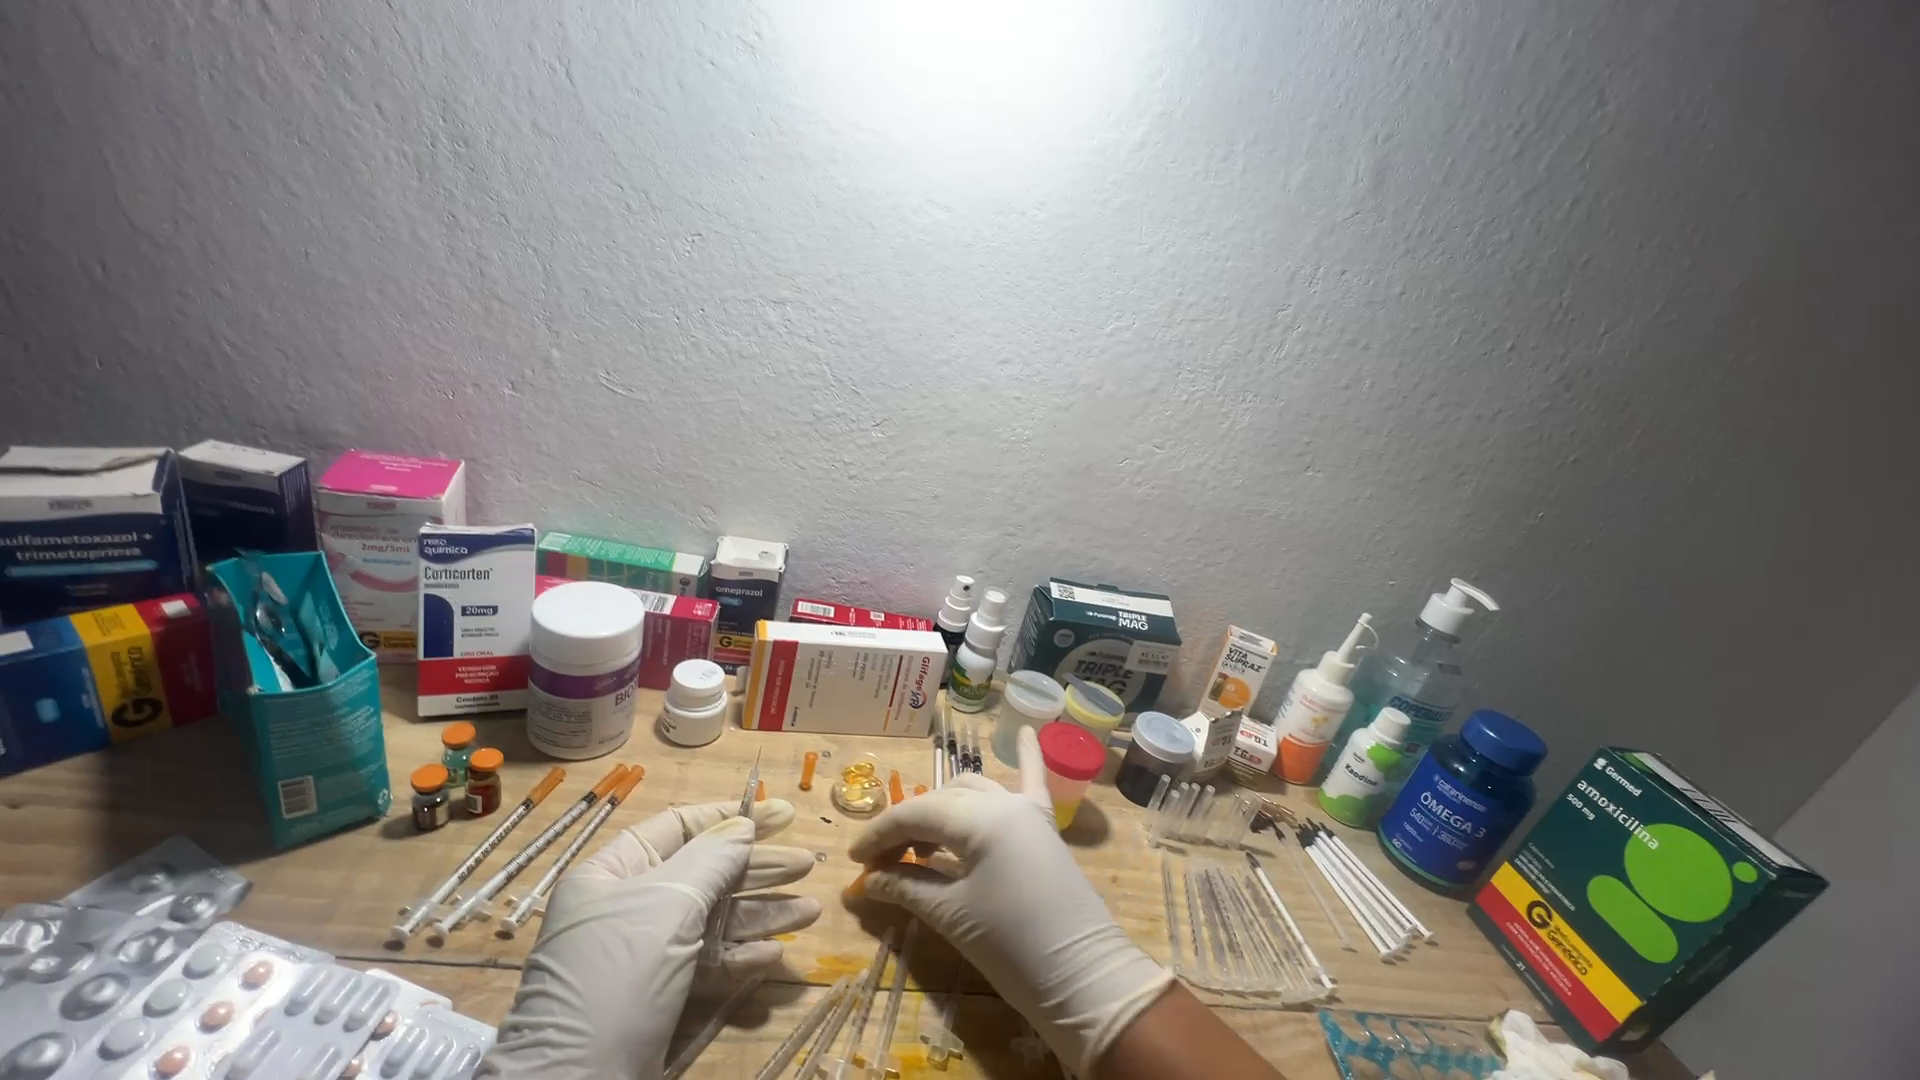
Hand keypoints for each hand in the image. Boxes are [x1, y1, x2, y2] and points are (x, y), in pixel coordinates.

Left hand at [481, 798, 821, 1079]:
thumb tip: (742, 825)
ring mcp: (647, 955)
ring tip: (811, 910)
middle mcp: (630, 908)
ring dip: (763, 914)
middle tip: (807, 863)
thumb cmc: (619, 976)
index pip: (679, 827)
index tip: (782, 815)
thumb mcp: (667, 904)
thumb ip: (712, 858)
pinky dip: (742, 957)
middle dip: (758, 868)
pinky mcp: (662, 997)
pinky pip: (709, 963)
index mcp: (614, 874)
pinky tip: (774, 955)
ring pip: (715, 920)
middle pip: (706, 873)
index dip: (731, 818)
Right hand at [849, 727, 1172, 1077]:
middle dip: (907, 826)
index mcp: (980, 819)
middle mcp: (1004, 803)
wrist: (1084, 979)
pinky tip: (1028, 730)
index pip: (916, 814)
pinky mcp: (1047, 829)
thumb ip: (906, 887)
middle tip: (882, 864)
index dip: (880, 835)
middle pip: (943, 801)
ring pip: (974, 793)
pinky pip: (1034, 783)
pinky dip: (1027, 756)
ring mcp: (1029, 813)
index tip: (854, 861)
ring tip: (918, 841)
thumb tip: (867, 880)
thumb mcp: (951, 916)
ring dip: (943, 808)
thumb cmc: (1012, 948)